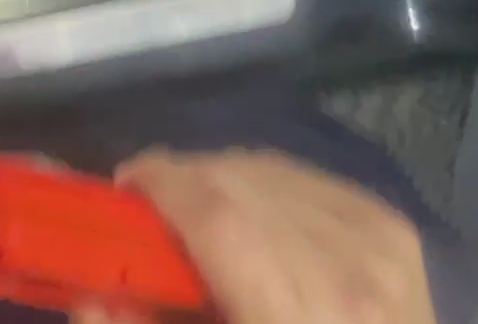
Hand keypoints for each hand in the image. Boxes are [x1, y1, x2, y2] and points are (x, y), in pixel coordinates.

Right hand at [86, 149, 435, 323]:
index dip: (161, 185)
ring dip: (212, 178)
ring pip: (257, 168)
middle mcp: (349, 274)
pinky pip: (292, 171)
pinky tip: (244, 206)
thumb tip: (87, 298)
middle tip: (153, 208)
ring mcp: (377, 245)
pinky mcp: (390, 227)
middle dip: (177, 180)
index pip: (219, 217)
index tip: (124, 188)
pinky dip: (253, 177)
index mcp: (298, 319)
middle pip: (232, 184)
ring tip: (196, 211)